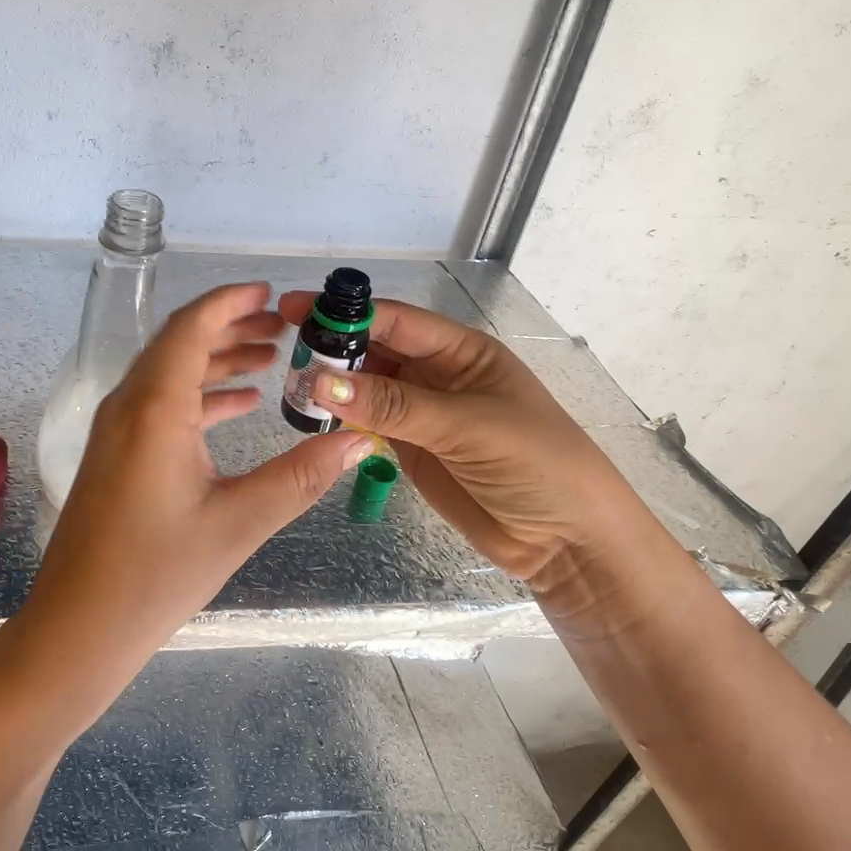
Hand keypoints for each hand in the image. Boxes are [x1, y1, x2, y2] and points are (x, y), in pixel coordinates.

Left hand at [20, 283, 375, 674]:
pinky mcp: (115, 455)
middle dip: (230, 328)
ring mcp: (116, 431)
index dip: (229, 302)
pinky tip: (237, 408)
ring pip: (169, 374)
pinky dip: (199, 396)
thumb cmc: (156, 573)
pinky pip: (160, 406)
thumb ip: (300, 476)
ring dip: (216, 361)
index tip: (268, 292)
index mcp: (155, 407)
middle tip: (282, 328)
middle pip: (179, 344)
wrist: (78, 626)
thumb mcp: (238, 522)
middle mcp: (129, 406)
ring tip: (269, 361)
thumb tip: (360, 440)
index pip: (190, 328)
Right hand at [277, 292, 644, 584]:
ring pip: (366, 386)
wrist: (567, 542)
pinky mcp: (411, 449)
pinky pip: (367, 424)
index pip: (395, 321)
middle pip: (374, 349)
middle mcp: (438, 375)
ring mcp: (422, 413)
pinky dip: (340, 419)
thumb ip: (394, 405)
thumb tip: (320, 383)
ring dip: (331, 384)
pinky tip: (310, 416)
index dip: (346, 312)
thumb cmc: (537, 466)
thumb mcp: (467, 427)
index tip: (294, 309)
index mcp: (462, 352)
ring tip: (287, 383)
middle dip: (332, 346)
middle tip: (282, 349)